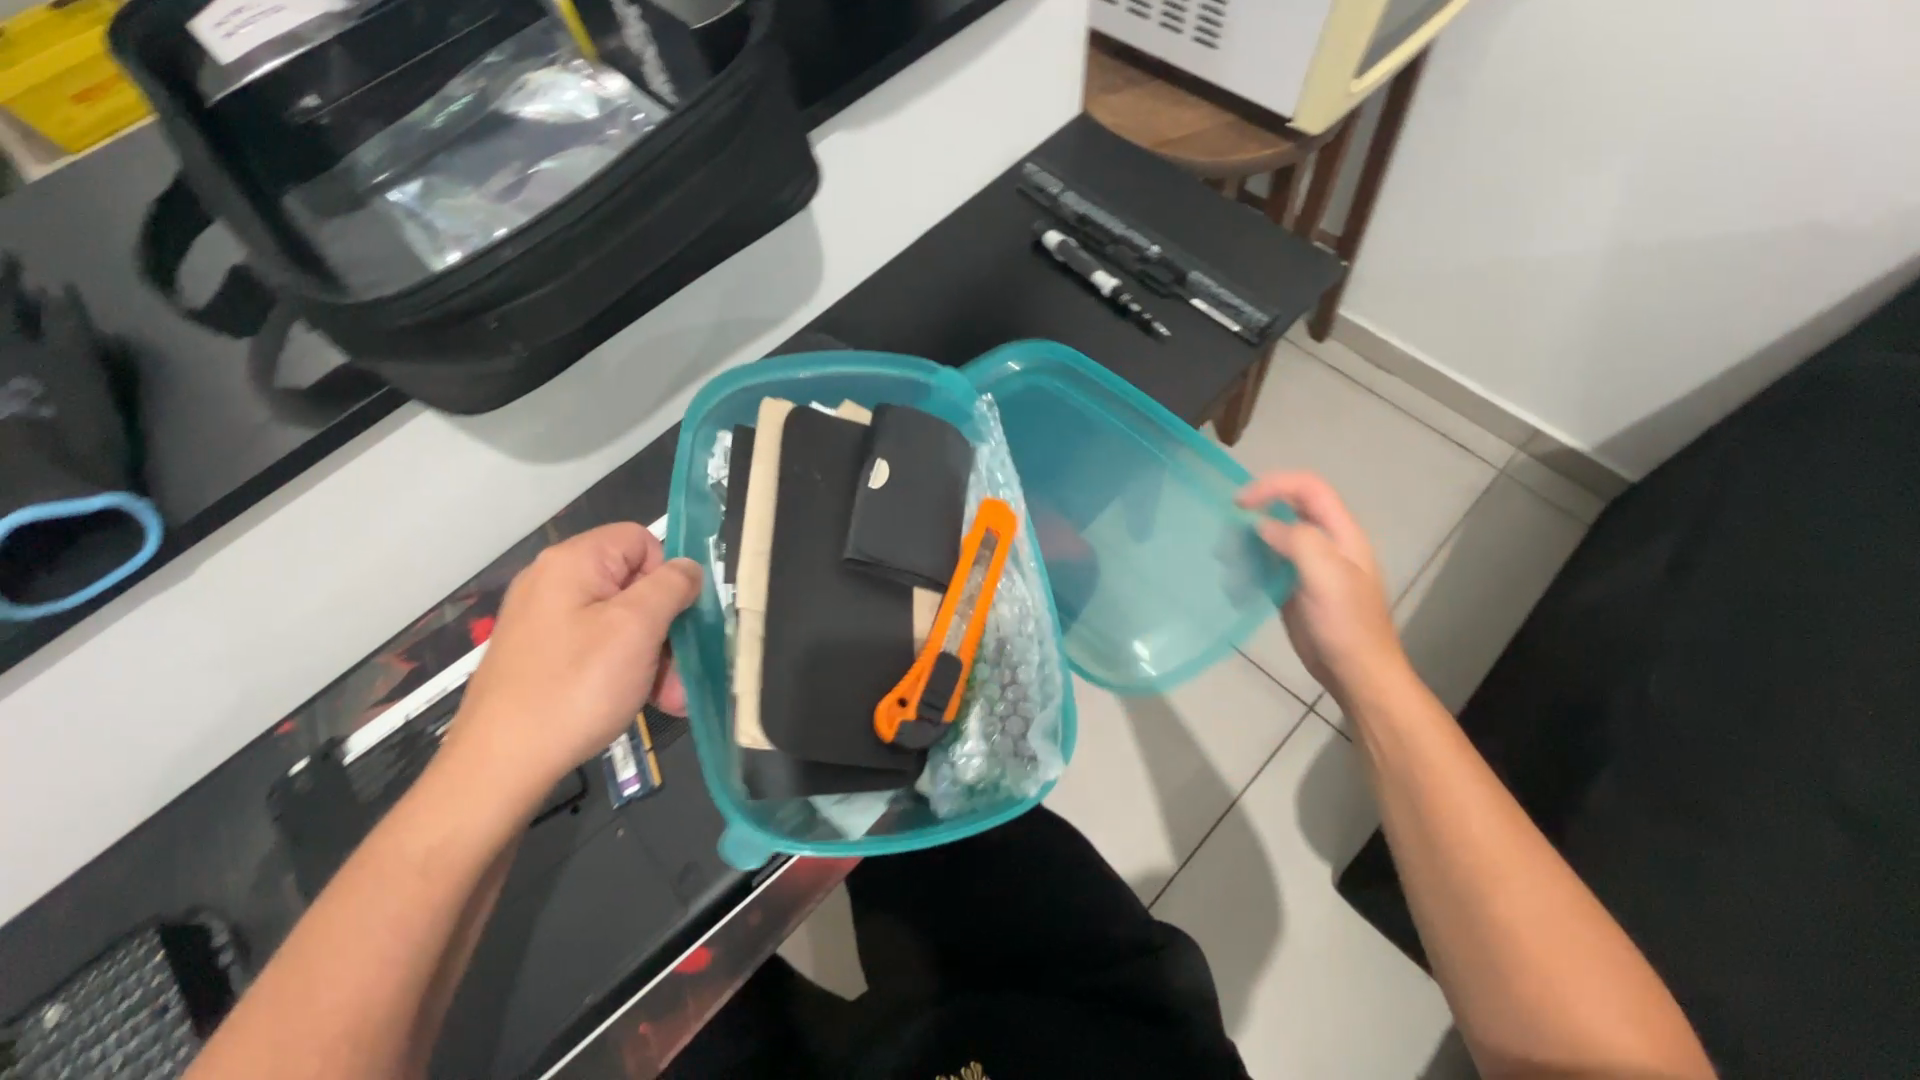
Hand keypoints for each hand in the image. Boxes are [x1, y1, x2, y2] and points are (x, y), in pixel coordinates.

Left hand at [443, 524, 703, 800]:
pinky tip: (645, 704)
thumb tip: (687, 568)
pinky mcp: (542, 656)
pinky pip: (599, 649)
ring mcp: (546, 622)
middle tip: (684, 672)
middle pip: (634, 586)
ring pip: (621, 624)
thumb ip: (670, 586)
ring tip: (671, 700)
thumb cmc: (577, 687)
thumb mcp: (636, 628)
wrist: (501, 763)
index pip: (640, 540)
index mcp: (573, 562)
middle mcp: (555, 583)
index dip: (668, 575)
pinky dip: (626, 672)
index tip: (679, 619)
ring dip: (655, 658)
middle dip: (668, 628)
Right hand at [1238, 472, 1411, 706]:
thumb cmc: (1346, 624)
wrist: (1356, 672)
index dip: (1275, 485)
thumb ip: (1299, 542)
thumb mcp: (1328, 577)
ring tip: (1227, 549)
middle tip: (1229, 521)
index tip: (1241, 503)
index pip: (1309, 488)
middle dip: (1260, 505)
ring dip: (1251, 533)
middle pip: (1292, 505)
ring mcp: (1309, 565)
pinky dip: (1250, 558)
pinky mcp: (1294, 586)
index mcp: (1342, 534)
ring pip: (1278, 532)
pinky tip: (1235, 571)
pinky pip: (1270, 561)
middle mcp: (1326, 543)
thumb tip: (1262, 526)